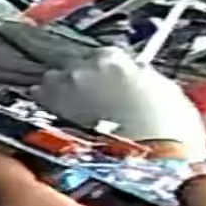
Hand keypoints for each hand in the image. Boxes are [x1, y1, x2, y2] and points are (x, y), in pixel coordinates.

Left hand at [34, 47, 205, 158]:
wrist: (136, 152)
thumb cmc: (164, 125)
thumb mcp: (165, 91)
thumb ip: (141, 75)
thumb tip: (133, 70)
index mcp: (114, 60)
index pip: (106, 53)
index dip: (111, 65)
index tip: (115, 75)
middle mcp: (79, 67)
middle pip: (77, 64)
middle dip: (87, 76)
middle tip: (100, 93)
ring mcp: (56, 83)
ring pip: (55, 78)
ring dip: (65, 87)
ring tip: (83, 105)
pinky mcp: (42, 101)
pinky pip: (40, 93)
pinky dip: (49, 100)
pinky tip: (66, 112)